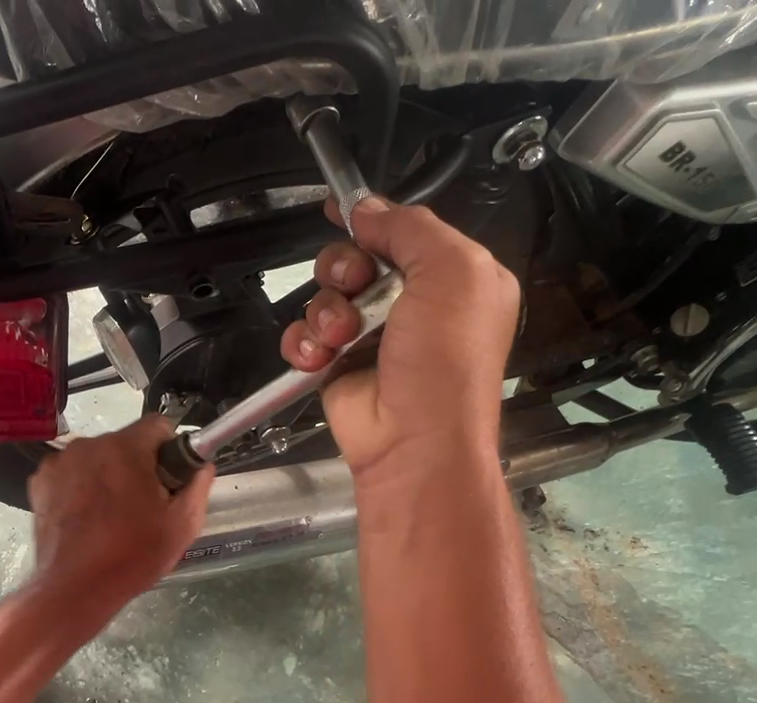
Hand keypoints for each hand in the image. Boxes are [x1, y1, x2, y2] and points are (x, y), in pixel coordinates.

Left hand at [27, 415, 214, 609]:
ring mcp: (59, 462)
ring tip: (110, 516)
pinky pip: (71, 473)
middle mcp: (88, 445)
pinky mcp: (39, 482)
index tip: (169, 477)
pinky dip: (79, 487)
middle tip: (142, 506)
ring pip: (96, 458)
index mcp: (125, 448)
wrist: (75, 588)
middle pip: (125, 443)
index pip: (158, 425)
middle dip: (137, 466)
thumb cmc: (132, 556)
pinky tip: (84, 517)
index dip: (169, 449)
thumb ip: (198, 484)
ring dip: (107, 475)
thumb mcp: (182, 525)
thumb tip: (200, 464)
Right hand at [279, 198, 520, 489]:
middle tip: (355, 289)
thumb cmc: (445, 361)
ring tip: (341, 337)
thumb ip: (412, 228)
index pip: (405, 233)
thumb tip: (368, 209)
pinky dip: (304, 344)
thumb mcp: (452, 273)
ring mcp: (369, 337)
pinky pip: (303, 336)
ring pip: (324, 297)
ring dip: (325, 312)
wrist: (413, 440)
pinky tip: (318, 358)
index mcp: (453, 279)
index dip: (372, 220)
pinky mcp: (335, 365)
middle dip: (345, 269)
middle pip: (355, 260)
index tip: (341, 211)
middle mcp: (411, 305)